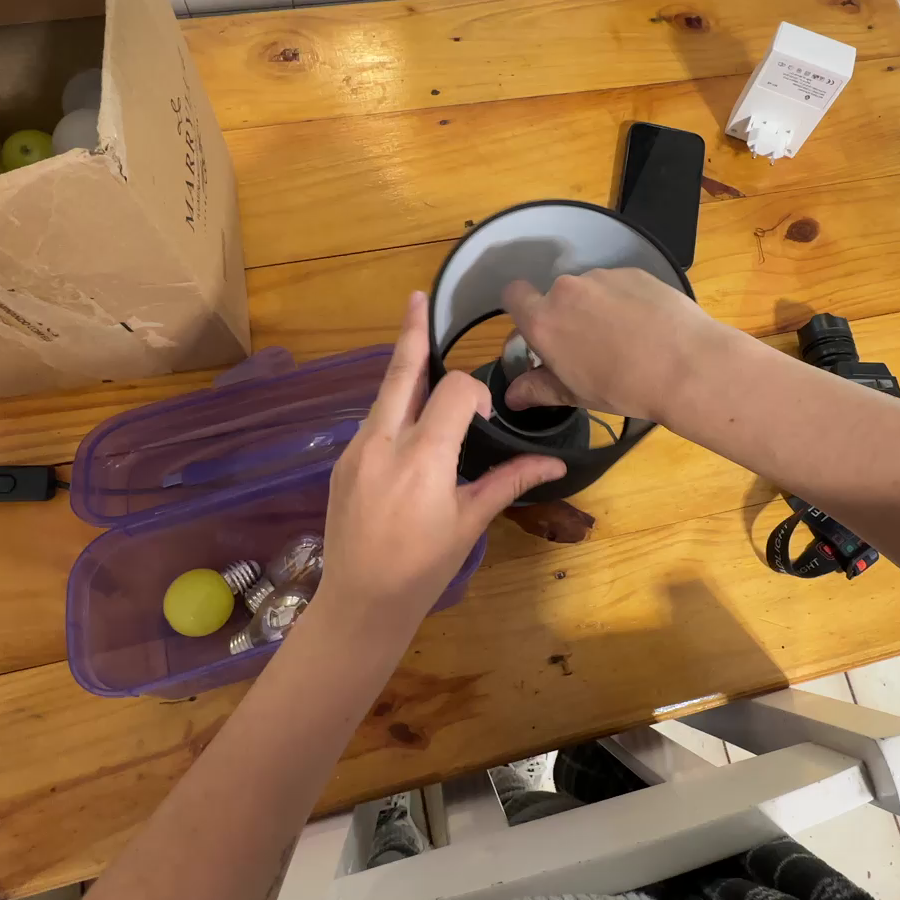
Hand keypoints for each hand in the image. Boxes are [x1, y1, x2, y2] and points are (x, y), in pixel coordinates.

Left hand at [317, 292, 565, 628]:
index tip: (487, 416)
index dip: (476, 392)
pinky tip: (407, 419)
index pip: (454, 391)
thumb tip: (556, 463)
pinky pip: (372, 421)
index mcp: (421, 458)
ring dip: (405, 372)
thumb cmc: (423, 567)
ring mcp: (355, 450)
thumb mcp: (470, 522)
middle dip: (411, 333)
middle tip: (417, 297)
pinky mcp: (342, 462)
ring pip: (383, 396)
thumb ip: (509, 482)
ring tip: (419, 347)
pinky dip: (394, 408)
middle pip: (401, 373)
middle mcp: (383, 442)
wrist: (360, 601)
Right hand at [500, 268, 742, 421]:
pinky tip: (647, 326)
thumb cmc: (623, 387)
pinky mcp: (634, 272)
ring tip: (625, 338)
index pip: (513, 295)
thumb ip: (538, 389)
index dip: (522, 309)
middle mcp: (566, 290)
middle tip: (588, 347)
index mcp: (543, 321)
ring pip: (589, 290)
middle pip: (555, 296)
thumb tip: (512, 396)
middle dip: (567, 317)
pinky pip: (618, 285)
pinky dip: (625, 301)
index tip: (539, 330)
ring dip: (597, 308)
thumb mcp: (576, 394)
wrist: (686, 365)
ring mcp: (602, 277)